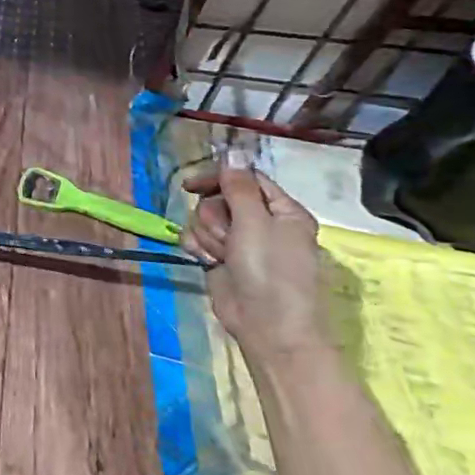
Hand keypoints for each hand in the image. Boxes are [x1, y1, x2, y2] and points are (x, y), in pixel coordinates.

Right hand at [181, 159, 326, 358]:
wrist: (267, 324)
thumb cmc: (270, 271)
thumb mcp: (255, 223)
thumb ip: (238, 187)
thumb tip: (234, 151)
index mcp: (283, 212)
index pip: (245, 179)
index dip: (218, 178)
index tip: (191, 186)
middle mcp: (262, 222)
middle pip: (219, 198)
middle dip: (214, 216)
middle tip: (227, 236)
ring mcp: (240, 241)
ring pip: (204, 219)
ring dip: (207, 234)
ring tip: (222, 255)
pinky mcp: (220, 256)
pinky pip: (197, 238)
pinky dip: (198, 248)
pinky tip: (207, 261)